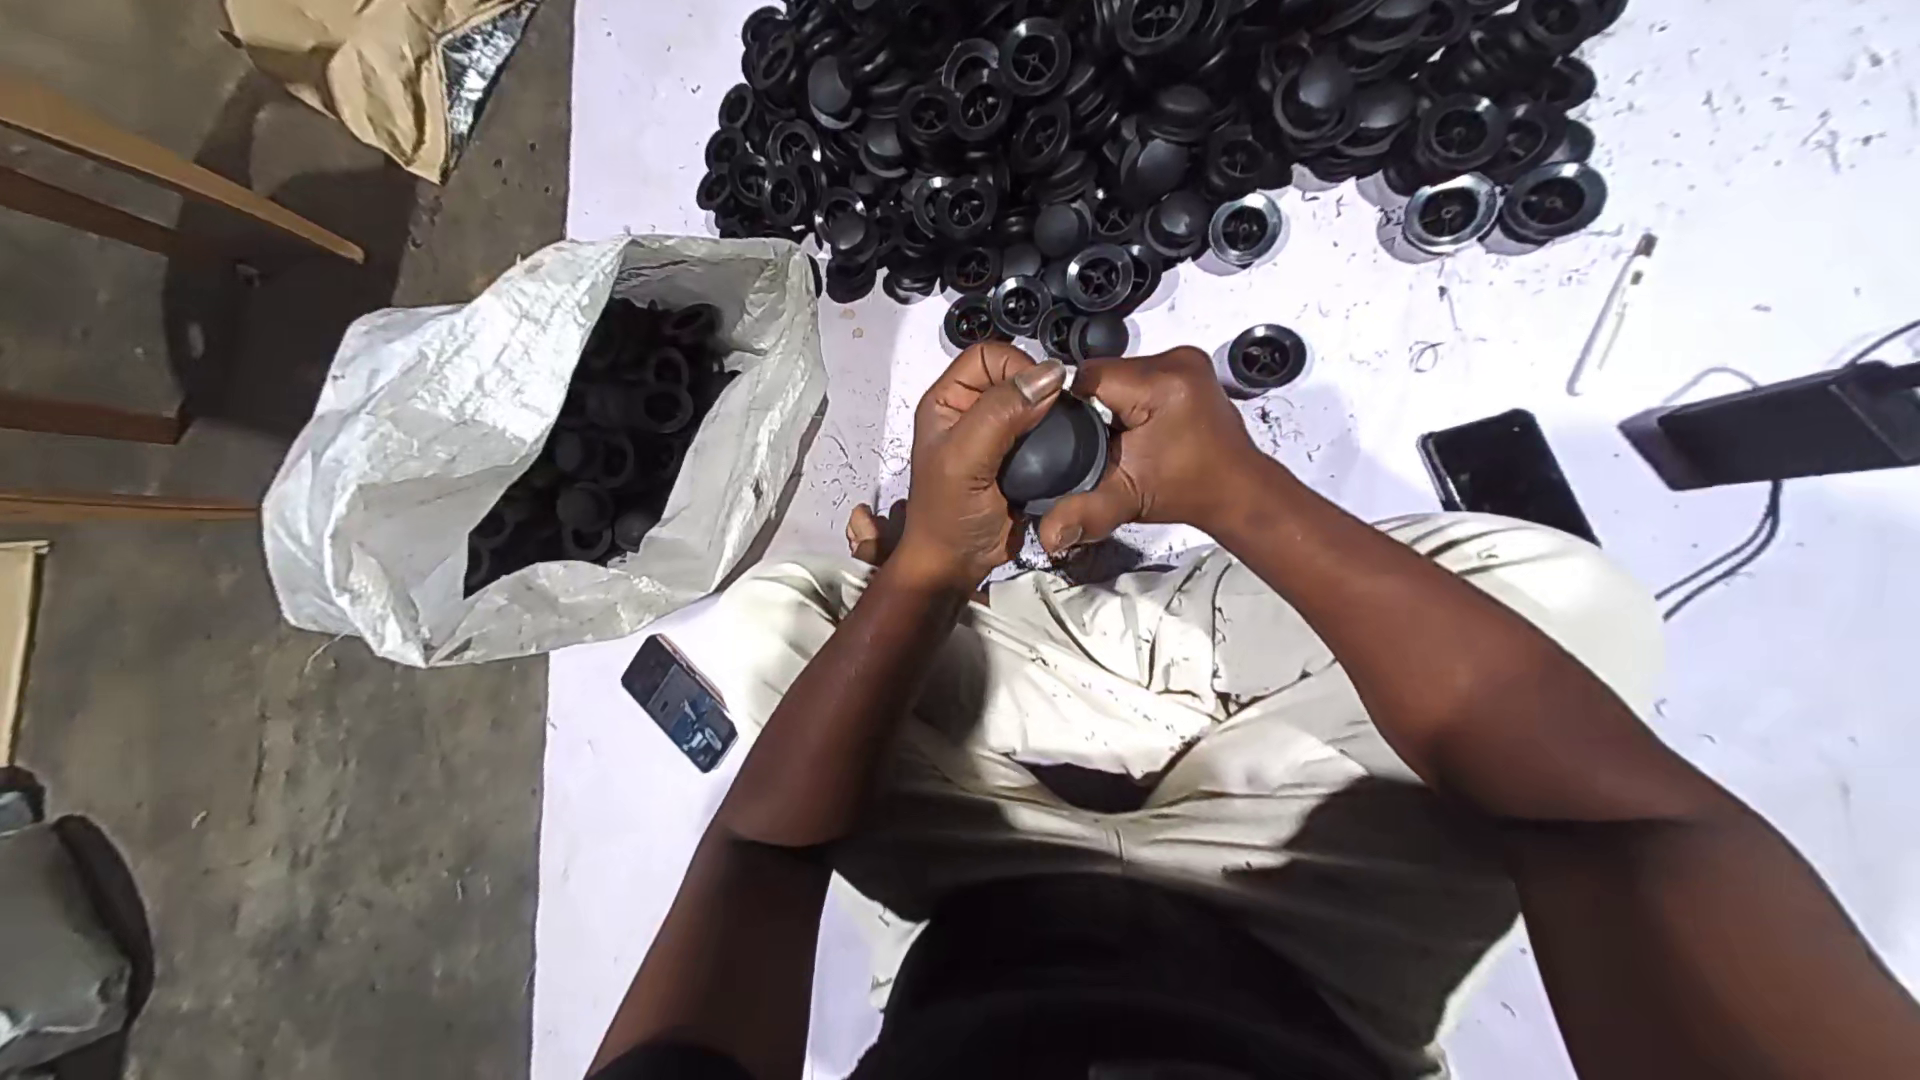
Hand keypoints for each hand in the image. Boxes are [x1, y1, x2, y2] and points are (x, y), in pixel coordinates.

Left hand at [893, 343, 1067, 591]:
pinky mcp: (1018, 457)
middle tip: (1052, 415)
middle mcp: (970, 412)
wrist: (958, 563)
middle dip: (1037, 389)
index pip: (986, 356)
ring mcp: (996, 435)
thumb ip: (1000, 414)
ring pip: (1032, 402)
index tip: (1039, 393)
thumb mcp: (965, 459)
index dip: (1015, 366)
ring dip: (1050, 413)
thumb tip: (1047, 376)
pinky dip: (1056, 435)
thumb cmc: (946, 517)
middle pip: (1013, 375)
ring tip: (1058, 432)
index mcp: (947, 402)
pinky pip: (1044, 432)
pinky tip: (1060, 447)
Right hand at [1035, 347, 1277, 554]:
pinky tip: (1133, 423)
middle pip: (1103, 371)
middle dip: (1093, 406)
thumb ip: (1081, 511)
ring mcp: (1186, 360)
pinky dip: (1130, 397)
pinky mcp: (1188, 367)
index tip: (1077, 435)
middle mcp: (1177, 362)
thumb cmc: (1190, 490)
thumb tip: (1046, 535)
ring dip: (1111, 401)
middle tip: (1103, 441)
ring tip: (1117, 433)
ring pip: (1119, 371)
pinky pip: (1139, 374)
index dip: (1072, 406)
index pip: (1089, 376)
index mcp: (1162, 385)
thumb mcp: (1125, 499)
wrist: (1235, 490)